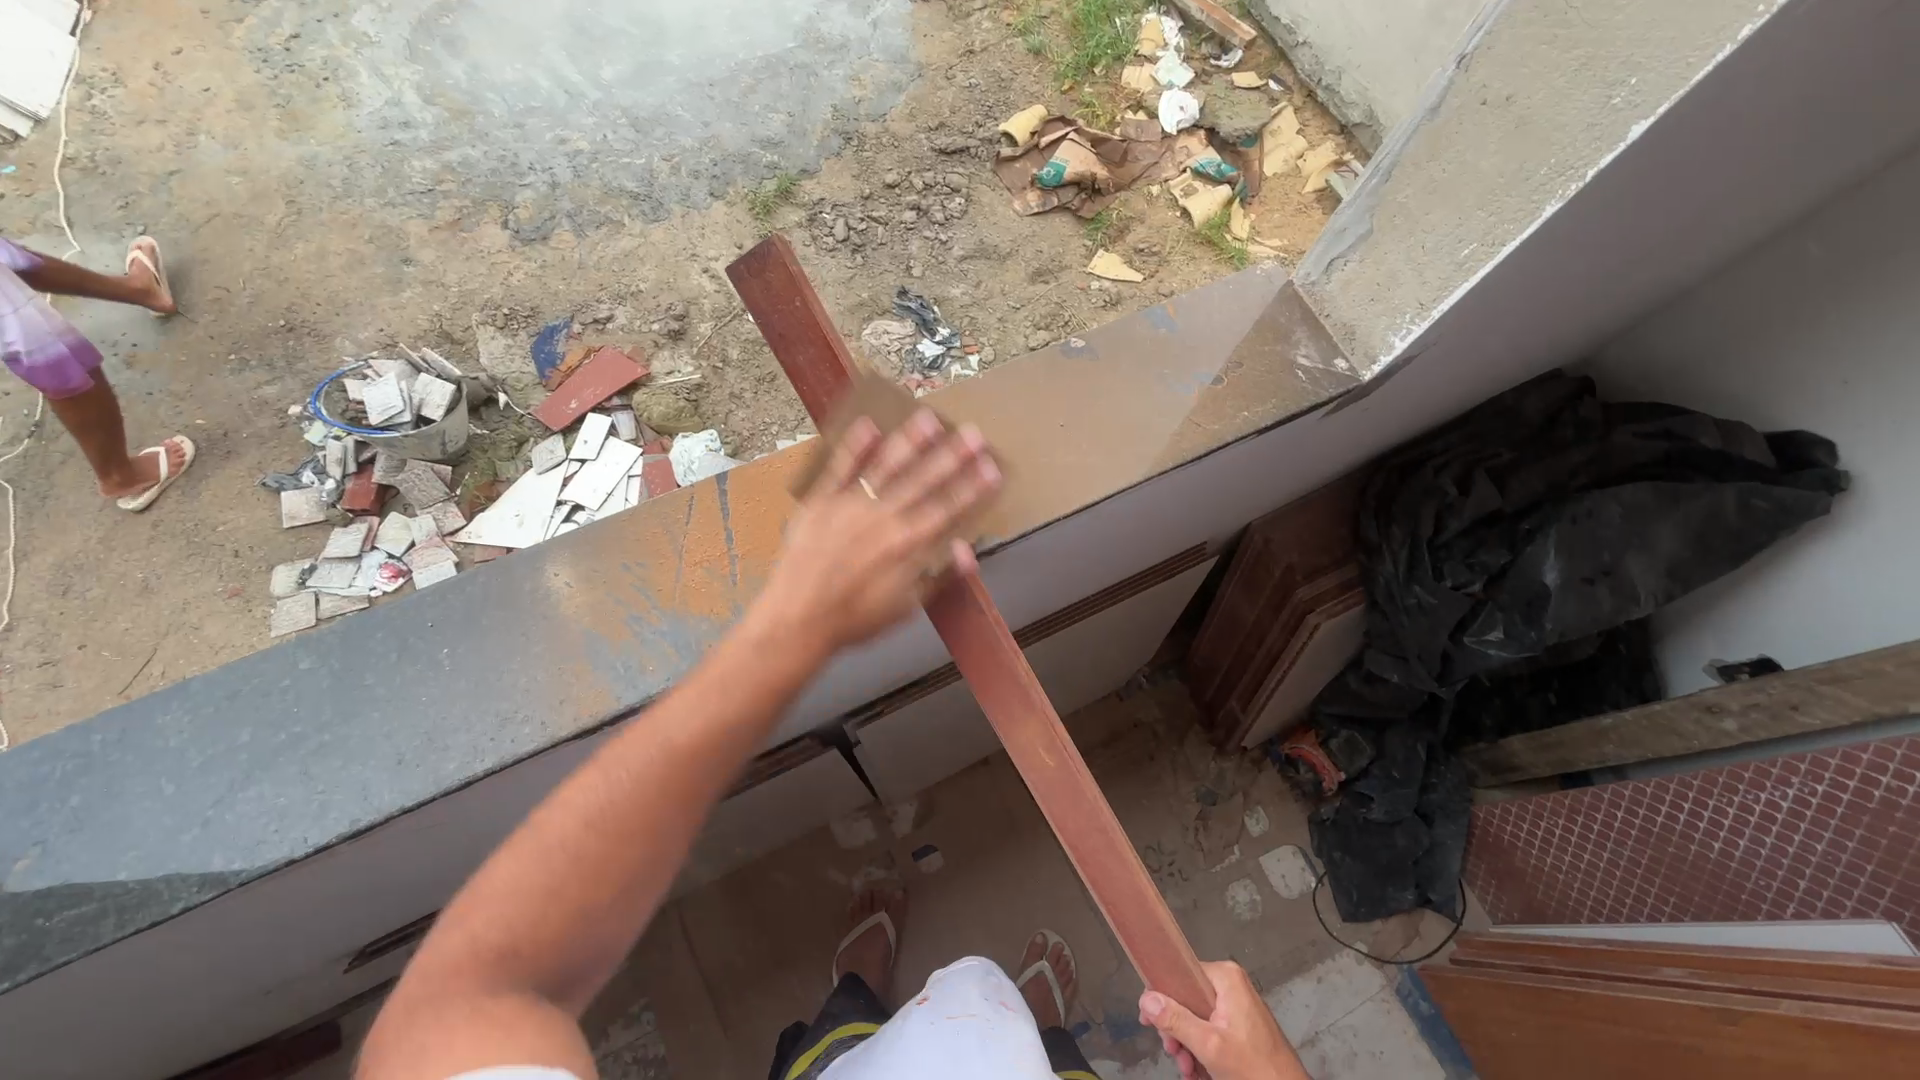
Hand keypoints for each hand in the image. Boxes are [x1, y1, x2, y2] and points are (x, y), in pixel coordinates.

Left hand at [757, 408, 1001, 653]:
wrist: (797, 619)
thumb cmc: (854, 620)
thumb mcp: (905, 608)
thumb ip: (939, 576)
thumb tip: (967, 550)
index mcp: (908, 545)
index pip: (949, 508)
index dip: (973, 487)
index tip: (993, 467)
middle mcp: (884, 518)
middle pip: (924, 480)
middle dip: (952, 455)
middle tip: (974, 432)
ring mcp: (850, 506)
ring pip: (886, 466)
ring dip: (909, 441)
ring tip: (928, 417)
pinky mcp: (820, 502)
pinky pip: (840, 468)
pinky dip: (854, 446)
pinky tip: (869, 425)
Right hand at [1140, 961, 1309, 1079]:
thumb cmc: (1253, 1067)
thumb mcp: (1209, 1045)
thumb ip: (1176, 1020)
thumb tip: (1145, 999)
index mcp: (1225, 977)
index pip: (1179, 973)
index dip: (1161, 998)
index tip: (1149, 1023)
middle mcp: (1230, 984)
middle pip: (1185, 998)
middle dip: (1176, 1030)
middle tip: (1174, 1053)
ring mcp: (1236, 1004)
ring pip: (1195, 1017)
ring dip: (1186, 1044)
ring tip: (1188, 1069)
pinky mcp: (1240, 1024)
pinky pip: (1209, 1028)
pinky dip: (1201, 1049)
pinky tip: (1198, 1070)